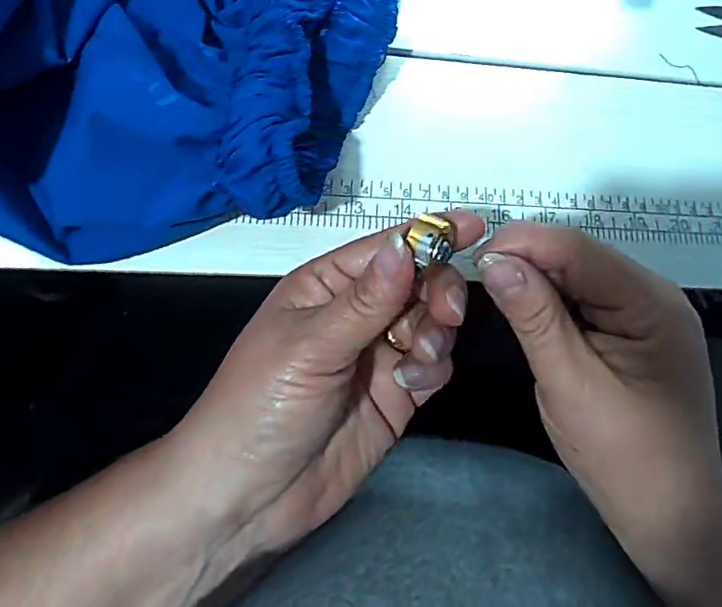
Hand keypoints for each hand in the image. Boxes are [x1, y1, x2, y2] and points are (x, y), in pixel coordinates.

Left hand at [168, 213, 482, 574]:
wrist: (247, 496)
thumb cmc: (258, 403)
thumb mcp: (311, 346)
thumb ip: (366, 300)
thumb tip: (404, 244)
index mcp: (324, 284)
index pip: (384, 249)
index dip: (427, 234)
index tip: (473, 225)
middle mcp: (353, 312)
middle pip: (415, 281)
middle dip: (436, 289)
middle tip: (445, 311)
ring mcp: (374, 353)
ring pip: (428, 321)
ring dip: (435, 331)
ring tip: (419, 355)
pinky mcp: (394, 394)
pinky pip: (431, 365)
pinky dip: (433, 367)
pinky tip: (411, 384)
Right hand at [475, 224, 721, 569]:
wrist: (673, 519)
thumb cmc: (626, 460)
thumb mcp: (570, 386)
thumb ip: (533, 317)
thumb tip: (493, 260)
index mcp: (652, 304)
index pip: (577, 249)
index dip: (523, 243)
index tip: (474, 257)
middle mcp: (652, 293)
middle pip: (576, 253)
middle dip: (524, 256)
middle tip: (477, 274)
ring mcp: (643, 307)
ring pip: (574, 268)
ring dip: (531, 273)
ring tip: (492, 286)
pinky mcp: (629, 323)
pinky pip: (579, 291)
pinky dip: (546, 293)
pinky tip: (523, 303)